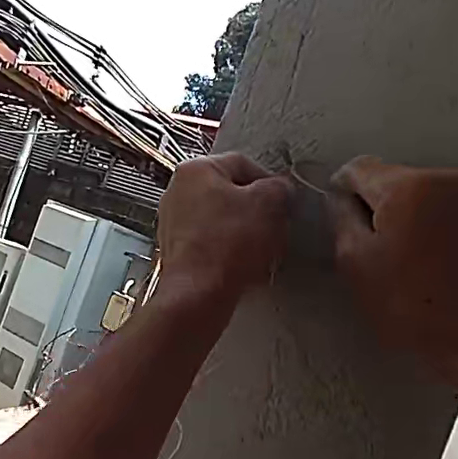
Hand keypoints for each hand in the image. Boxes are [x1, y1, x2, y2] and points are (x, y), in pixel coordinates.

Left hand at [154, 153, 293, 307]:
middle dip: (257, 209)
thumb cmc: (226, 246)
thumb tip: (281, 188)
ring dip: (246, 231)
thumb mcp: (269, 204)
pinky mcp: (178, 251)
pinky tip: (245, 264)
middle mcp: (178, 192)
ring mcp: (174, 222)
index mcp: (196, 169)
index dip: (271, 183)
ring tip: (261, 249)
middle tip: (274, 225)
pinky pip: (214, 243)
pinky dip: (231, 251)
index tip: (283, 200)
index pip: (244, 164)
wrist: (199, 294)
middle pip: (232, 192)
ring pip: (223, 219)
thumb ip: (280, 187)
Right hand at [328, 156, 457, 379]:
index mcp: (407, 188)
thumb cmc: (417, 307)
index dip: (343, 192)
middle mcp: (446, 181)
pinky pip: (450, 205)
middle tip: (382, 249)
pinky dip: (439, 223)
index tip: (343, 210)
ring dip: (413, 213)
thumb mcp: (355, 262)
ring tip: (414, 257)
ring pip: (423, 191)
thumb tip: (340, 200)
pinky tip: (436, 257)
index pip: (359, 168)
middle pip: (394, 178)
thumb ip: (340, 217)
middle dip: (383, 207)